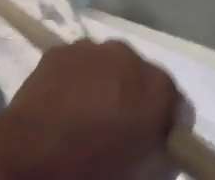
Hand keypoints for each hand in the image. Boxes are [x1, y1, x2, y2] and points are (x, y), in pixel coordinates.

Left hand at [0, 41, 182, 179]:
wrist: (40, 149)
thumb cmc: (102, 164)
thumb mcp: (150, 168)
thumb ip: (163, 145)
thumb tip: (158, 135)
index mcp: (159, 85)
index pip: (174, 102)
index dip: (165, 122)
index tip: (152, 139)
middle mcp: (127, 55)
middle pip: (137, 76)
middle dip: (133, 95)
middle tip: (119, 123)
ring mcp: (89, 48)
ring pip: (105, 65)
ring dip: (103, 81)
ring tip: (88, 110)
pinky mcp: (58, 49)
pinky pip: (77, 63)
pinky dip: (76, 77)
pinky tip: (66, 100)